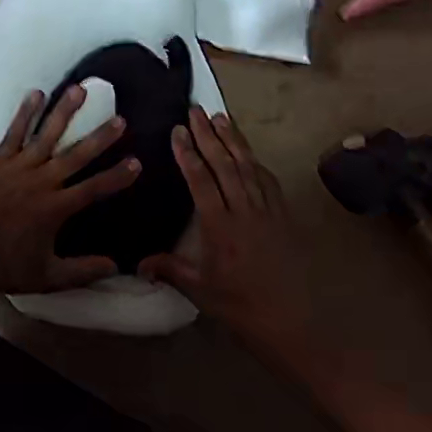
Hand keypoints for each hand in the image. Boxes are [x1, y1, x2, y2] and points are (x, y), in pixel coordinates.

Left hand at [0, 87, 141, 297]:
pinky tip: (36, 93)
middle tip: (120, 118)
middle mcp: (42, 181)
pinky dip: (26, 113)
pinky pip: (15, 132)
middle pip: (77, 155)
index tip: (137, 162)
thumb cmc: (2, 265)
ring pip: (48, 134)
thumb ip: (82, 271)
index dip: (117, 176)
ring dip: (65, 112)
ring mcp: (19, 166)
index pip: (94, 189)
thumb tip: (116, 266)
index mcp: (56, 208)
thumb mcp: (46, 277)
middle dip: (100, 137)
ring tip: (80, 89)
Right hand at [140, 108, 310, 352]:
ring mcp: (265, 209)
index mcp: (220, 226)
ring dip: (232, 139)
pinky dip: (255, 161)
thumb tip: (137, 263)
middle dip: (208, 134)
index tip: (178, 130)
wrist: (294, 321)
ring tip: (219, 116)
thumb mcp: (201, 292)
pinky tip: (248, 152)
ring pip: (247, 165)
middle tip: (195, 110)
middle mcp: (243, 210)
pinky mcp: (282, 214)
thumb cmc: (242, 307)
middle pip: (224, 164)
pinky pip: (267, 180)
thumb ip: (170, 270)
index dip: (188, 153)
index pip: (201, 180)